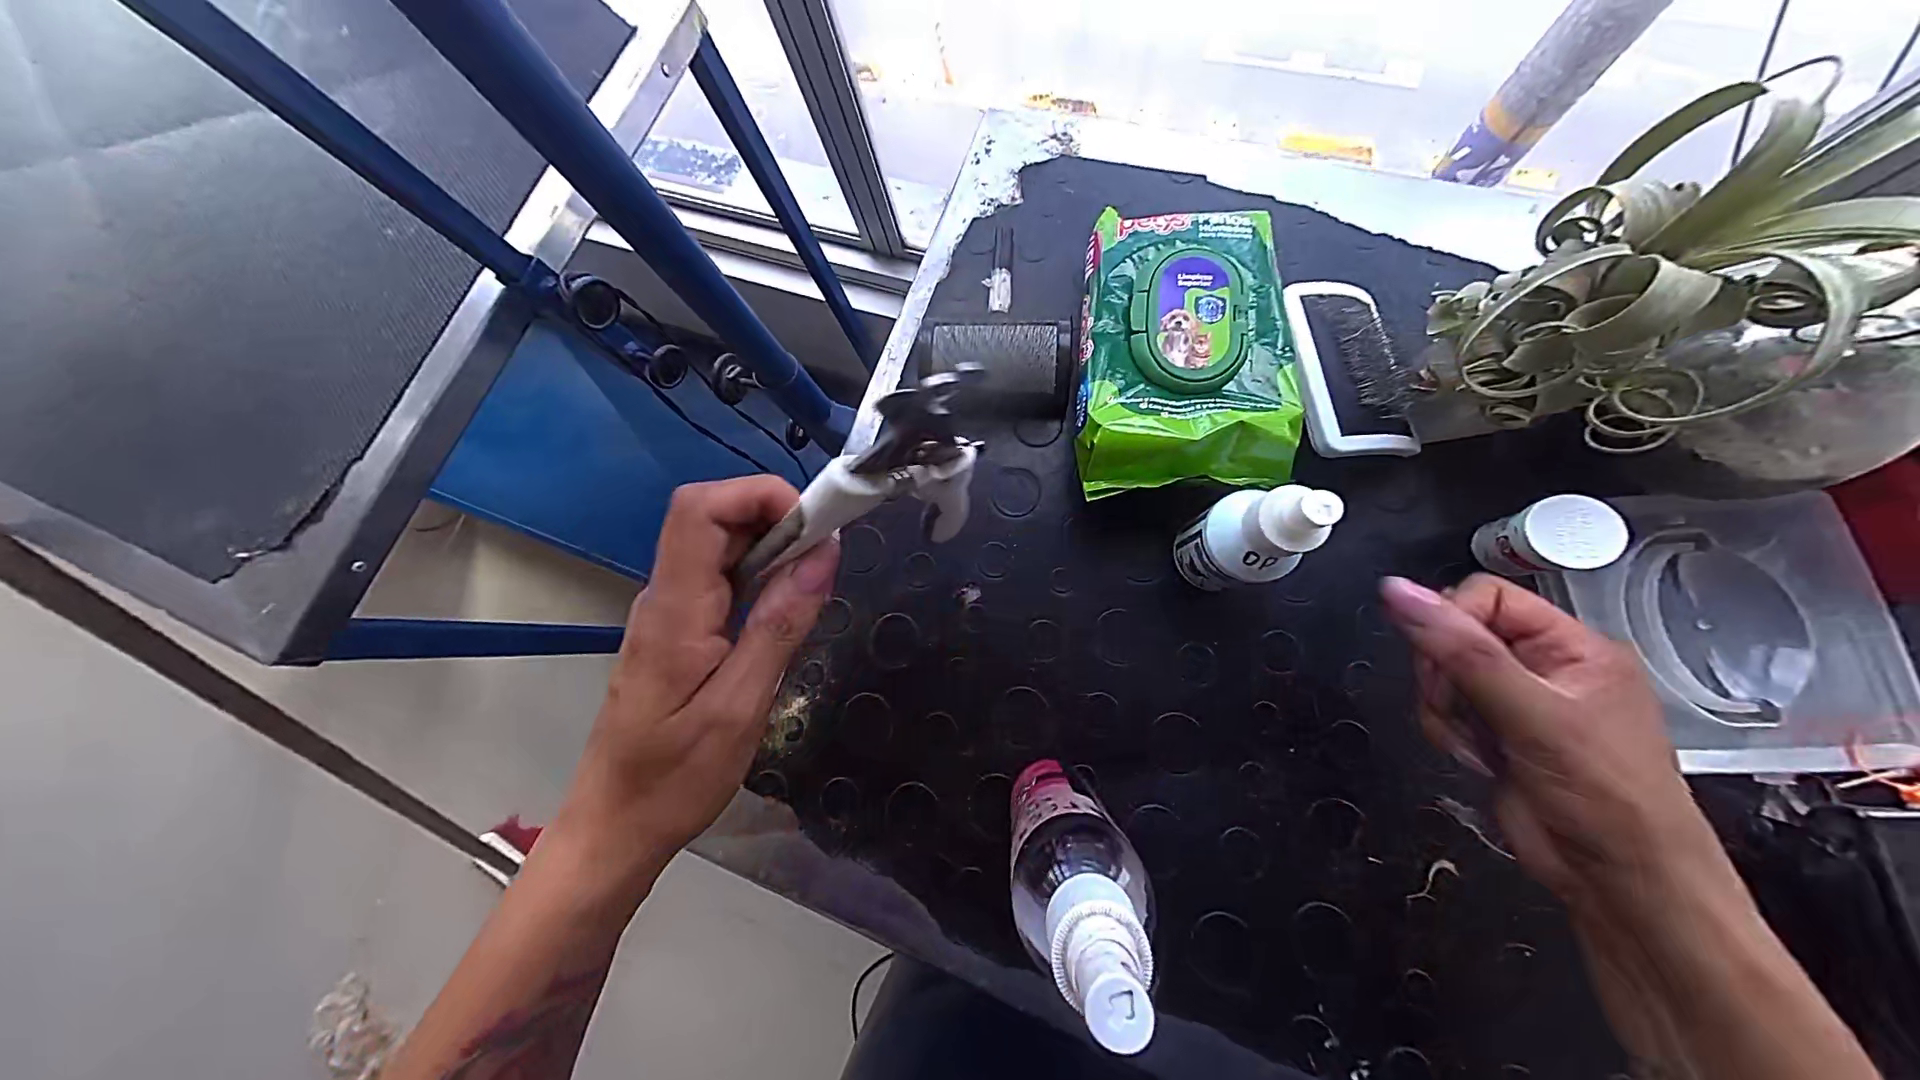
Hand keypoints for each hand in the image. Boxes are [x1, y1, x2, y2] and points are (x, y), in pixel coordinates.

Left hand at [555, 477, 839, 893]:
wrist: (616, 826)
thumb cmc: (675, 779)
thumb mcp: (741, 707)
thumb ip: (780, 624)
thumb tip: (823, 552)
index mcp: (674, 609)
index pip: (701, 508)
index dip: (759, 495)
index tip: (814, 526)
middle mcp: (665, 596)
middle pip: (713, 517)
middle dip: (777, 519)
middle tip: (826, 558)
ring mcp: (670, 612)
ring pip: (721, 547)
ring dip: (774, 548)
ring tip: (815, 583)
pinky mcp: (680, 630)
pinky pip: (722, 579)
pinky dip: (763, 577)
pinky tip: (788, 608)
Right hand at [1379, 574, 1721, 910]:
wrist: (1619, 881)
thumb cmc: (1606, 797)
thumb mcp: (1531, 713)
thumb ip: (1460, 650)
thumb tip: (1400, 593)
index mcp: (1571, 647)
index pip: (1484, 597)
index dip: (1452, 622)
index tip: (1444, 660)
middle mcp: (1541, 666)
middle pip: (1452, 635)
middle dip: (1443, 674)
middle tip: (1466, 708)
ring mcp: (1513, 701)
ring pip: (1437, 673)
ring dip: (1444, 709)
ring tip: (1481, 743)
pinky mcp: (1490, 730)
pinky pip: (1439, 708)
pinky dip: (1445, 731)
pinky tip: (1478, 757)